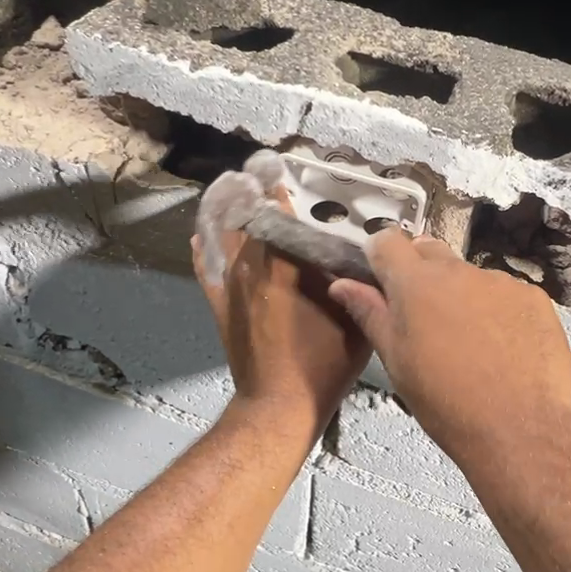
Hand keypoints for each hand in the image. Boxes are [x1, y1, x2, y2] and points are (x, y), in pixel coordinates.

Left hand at [193, 189, 369, 425]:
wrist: (280, 405)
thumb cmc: (325, 362)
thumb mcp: (355, 319)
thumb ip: (357, 282)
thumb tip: (365, 253)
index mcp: (288, 264)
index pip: (279, 210)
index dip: (279, 186)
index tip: (280, 166)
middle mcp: (254, 265)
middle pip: (251, 216)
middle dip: (256, 194)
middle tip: (263, 175)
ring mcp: (232, 284)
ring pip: (227, 235)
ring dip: (232, 211)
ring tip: (236, 190)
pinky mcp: (219, 303)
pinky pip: (207, 265)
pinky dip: (206, 246)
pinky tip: (204, 233)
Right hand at [327, 231, 570, 455]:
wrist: (518, 428)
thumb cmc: (446, 401)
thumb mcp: (396, 361)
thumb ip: (370, 314)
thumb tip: (341, 284)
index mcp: (416, 283)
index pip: (387, 241)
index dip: (381, 257)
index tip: (383, 281)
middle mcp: (458, 270)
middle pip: (430, 251)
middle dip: (421, 274)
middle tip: (424, 318)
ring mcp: (500, 281)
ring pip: (470, 275)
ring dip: (462, 295)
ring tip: (469, 342)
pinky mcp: (533, 297)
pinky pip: (505, 292)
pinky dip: (498, 310)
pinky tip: (502, 346)